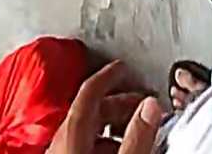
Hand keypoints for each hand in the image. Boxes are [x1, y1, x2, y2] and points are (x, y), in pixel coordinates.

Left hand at [45, 60, 162, 153]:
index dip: (109, 75)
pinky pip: (82, 145)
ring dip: (112, 126)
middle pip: (90, 109)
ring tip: (136, 132)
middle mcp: (60, 140)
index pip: (90, 89)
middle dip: (118, 102)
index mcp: (71, 131)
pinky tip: (120, 151)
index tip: (124, 67)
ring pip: (87, 129)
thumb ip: (135, 136)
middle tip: (142, 104)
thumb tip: (151, 105)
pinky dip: (103, 142)